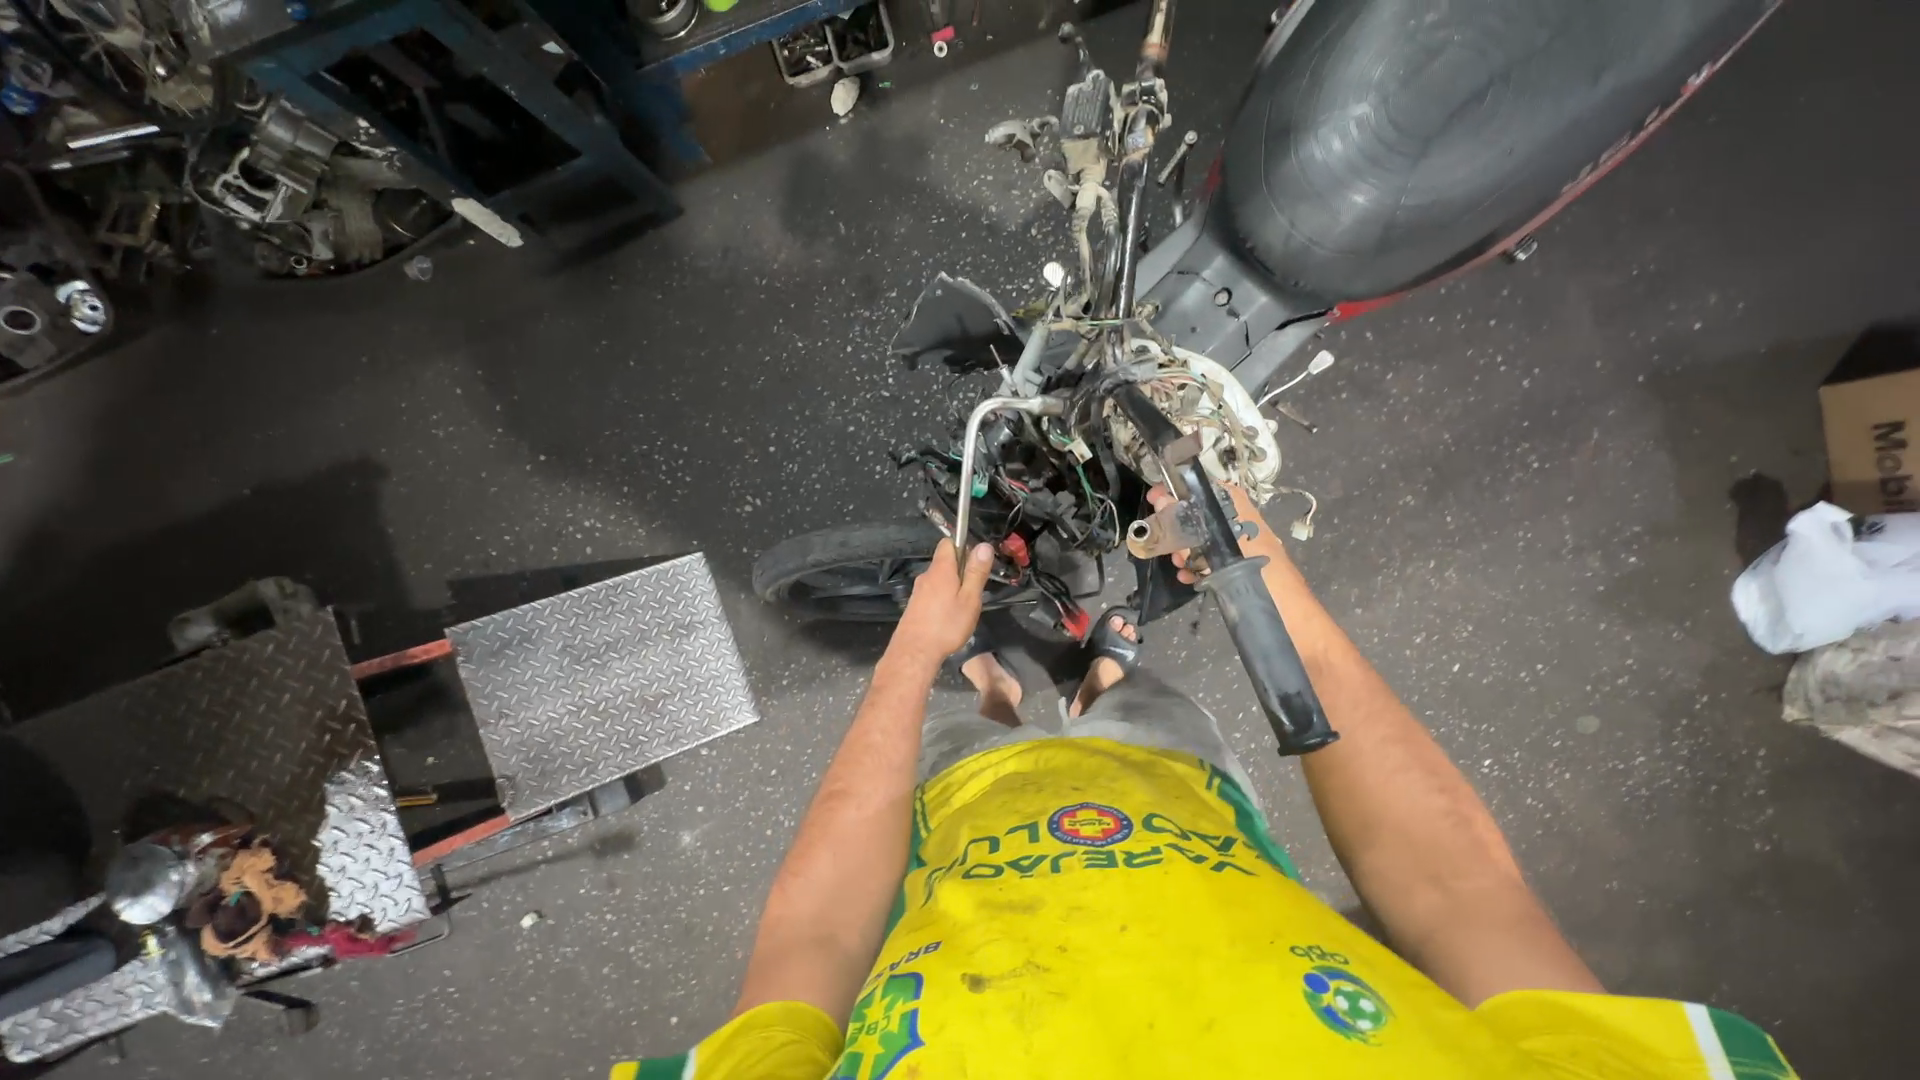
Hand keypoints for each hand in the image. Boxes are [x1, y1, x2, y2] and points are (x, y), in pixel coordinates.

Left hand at [889, 541, 994, 664]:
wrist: (914, 652)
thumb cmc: (946, 625)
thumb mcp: (969, 599)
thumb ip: (976, 572)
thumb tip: (983, 545)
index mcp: (941, 569)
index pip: (948, 543)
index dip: (963, 547)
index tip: (976, 564)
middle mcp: (926, 576)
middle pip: (944, 562)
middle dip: (960, 571)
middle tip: (974, 593)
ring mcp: (918, 591)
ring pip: (939, 580)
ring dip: (952, 588)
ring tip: (963, 609)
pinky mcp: (914, 606)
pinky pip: (932, 594)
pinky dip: (942, 599)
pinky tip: (948, 618)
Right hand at [1147, 483, 1285, 583]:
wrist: (1277, 598)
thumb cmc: (1245, 560)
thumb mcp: (1207, 536)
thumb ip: (1181, 517)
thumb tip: (1160, 499)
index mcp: (1231, 501)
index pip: (1197, 487)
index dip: (1173, 491)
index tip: (1153, 501)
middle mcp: (1234, 516)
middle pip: (1195, 514)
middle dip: (1175, 529)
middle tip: (1165, 542)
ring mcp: (1235, 540)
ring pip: (1200, 538)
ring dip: (1184, 551)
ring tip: (1180, 564)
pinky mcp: (1236, 561)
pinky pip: (1210, 558)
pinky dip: (1197, 566)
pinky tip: (1188, 576)